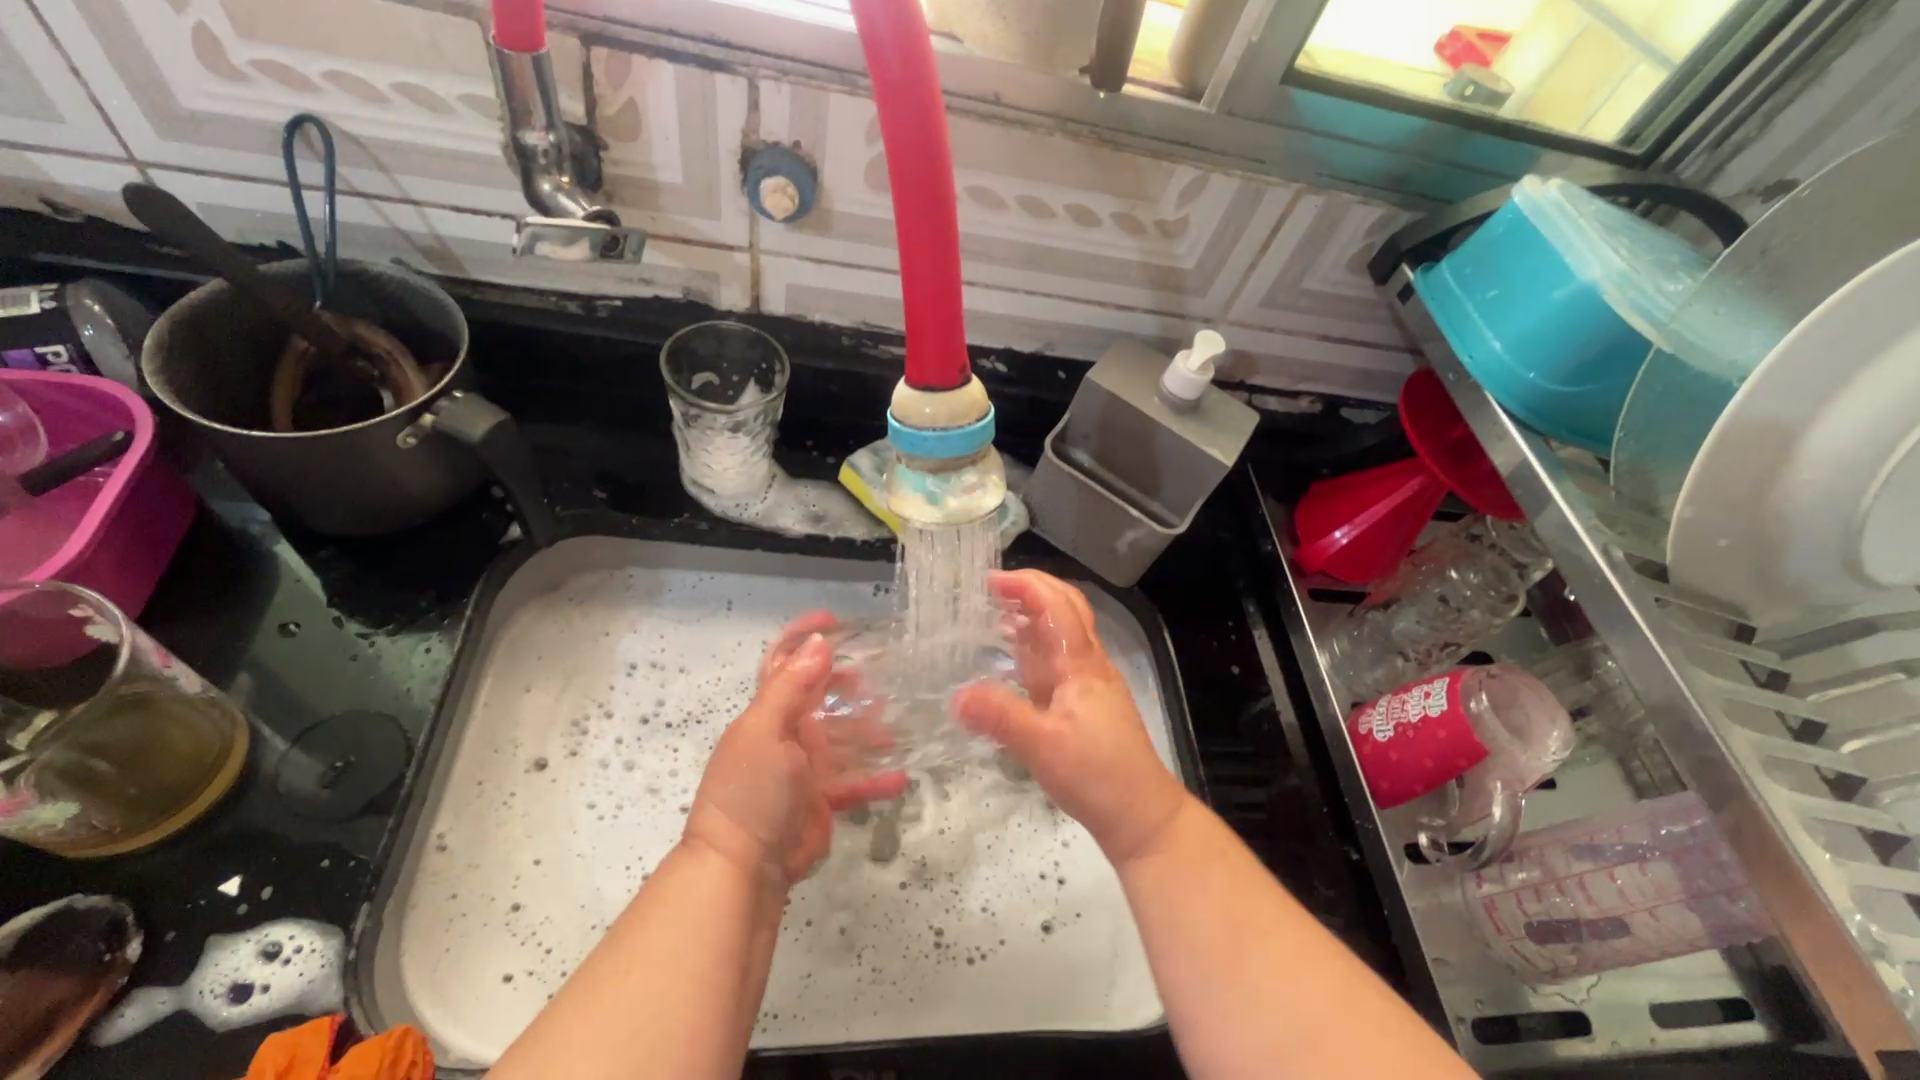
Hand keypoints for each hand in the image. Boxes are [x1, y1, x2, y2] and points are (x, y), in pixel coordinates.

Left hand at [684, 613, 908, 885]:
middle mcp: (789, 733)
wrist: (743, 864)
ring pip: (845, 736)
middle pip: (823, 696)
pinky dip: (877, 779)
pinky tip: (901, 777)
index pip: (787, 662)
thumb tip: (818, 642)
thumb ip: (792, 687)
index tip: (838, 620)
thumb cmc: (750, 789)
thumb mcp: (766, 731)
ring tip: (899, 725)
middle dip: (850, 683)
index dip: (806, 637)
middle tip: (886, 676)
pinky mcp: (823, 799)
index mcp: (769, 711)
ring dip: (870, 729)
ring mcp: (807, 767)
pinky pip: (856, 782)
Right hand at [954, 570, 1190, 865]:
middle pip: (1066, 611)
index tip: (990, 580)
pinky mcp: (1085, 708)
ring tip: (995, 614)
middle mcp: (1088, 667)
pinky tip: (1013, 664)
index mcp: (1082, 665)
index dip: (1027, 585)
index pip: (1057, 606)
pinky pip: (1057, 664)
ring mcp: (1089, 687)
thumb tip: (954, 695)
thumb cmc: (1098, 776)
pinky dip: (1033, 651)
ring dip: (1032, 618)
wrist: (1141, 815)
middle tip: (992, 589)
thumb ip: (1000, 718)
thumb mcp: (1042, 746)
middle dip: (1032, 591)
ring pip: (1062, 637)